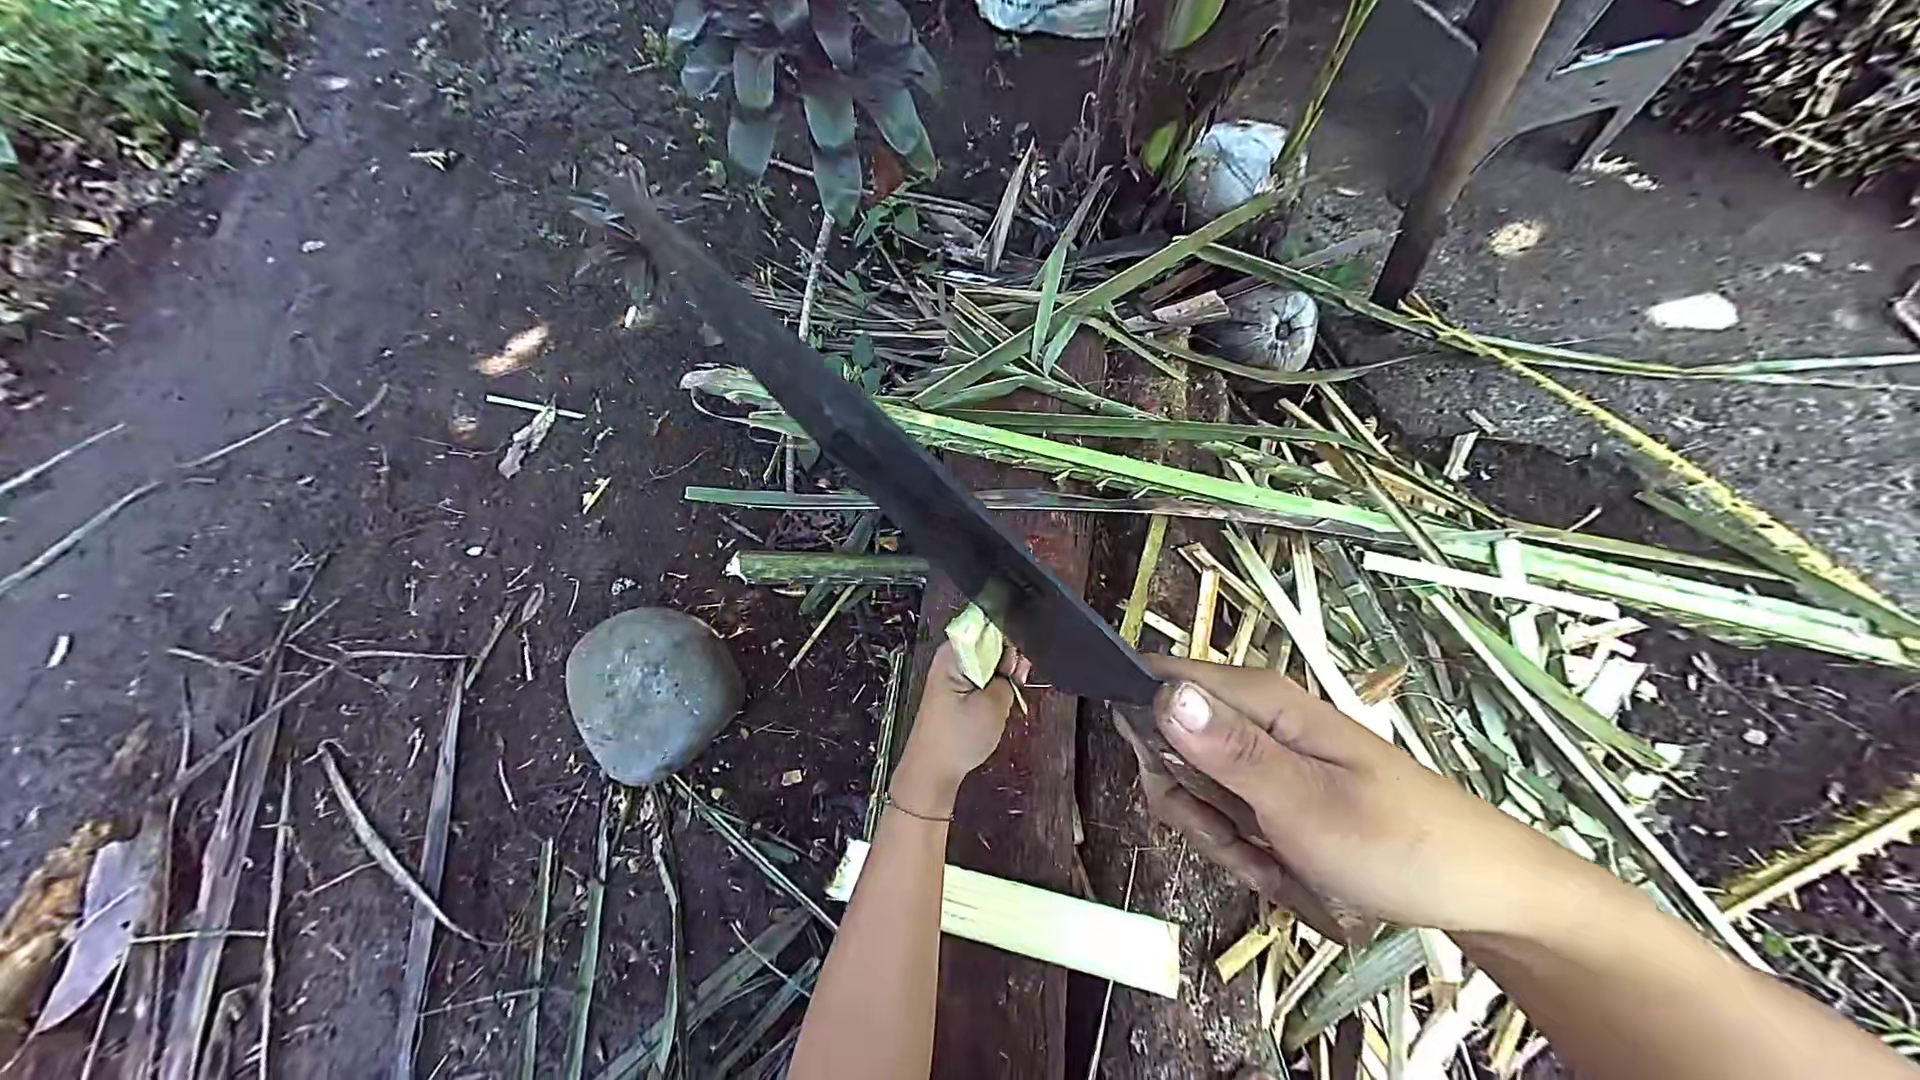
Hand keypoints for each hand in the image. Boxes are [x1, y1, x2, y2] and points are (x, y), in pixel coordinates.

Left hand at [890, 641, 1030, 817]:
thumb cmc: (957, 738)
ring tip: (1008, 693)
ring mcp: (952, 673)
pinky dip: (994, 685)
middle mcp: (950, 657)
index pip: (986, 626)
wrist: (932, 771)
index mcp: (953, 653)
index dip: (1009, 639)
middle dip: (1008, 658)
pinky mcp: (956, 688)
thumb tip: (1016, 660)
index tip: (1019, 660)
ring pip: (988, 660)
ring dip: (1003, 674)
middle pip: (988, 641)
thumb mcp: (994, 704)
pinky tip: (999, 701)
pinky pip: (982, 676)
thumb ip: (1009, 675)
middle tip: (1017, 679)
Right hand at [1133, 654, 1598, 937]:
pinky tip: (1276, 865)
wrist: (1476, 892)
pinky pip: (1216, 811)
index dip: (1144, 724)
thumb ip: (1228, 749)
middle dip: (1187, 800)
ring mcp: (1256, 752)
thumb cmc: (1397, 843)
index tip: (1170, 777)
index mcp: (1257, 698)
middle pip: (1165, 742)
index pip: (1160, 679)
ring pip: (1187, 784)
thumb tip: (1162, 692)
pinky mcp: (1263, 785)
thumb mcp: (1306, 802)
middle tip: (1234, 836)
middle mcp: (1250, 714)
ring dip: (1214, 832)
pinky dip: (1235, 846)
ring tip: (1267, 858)